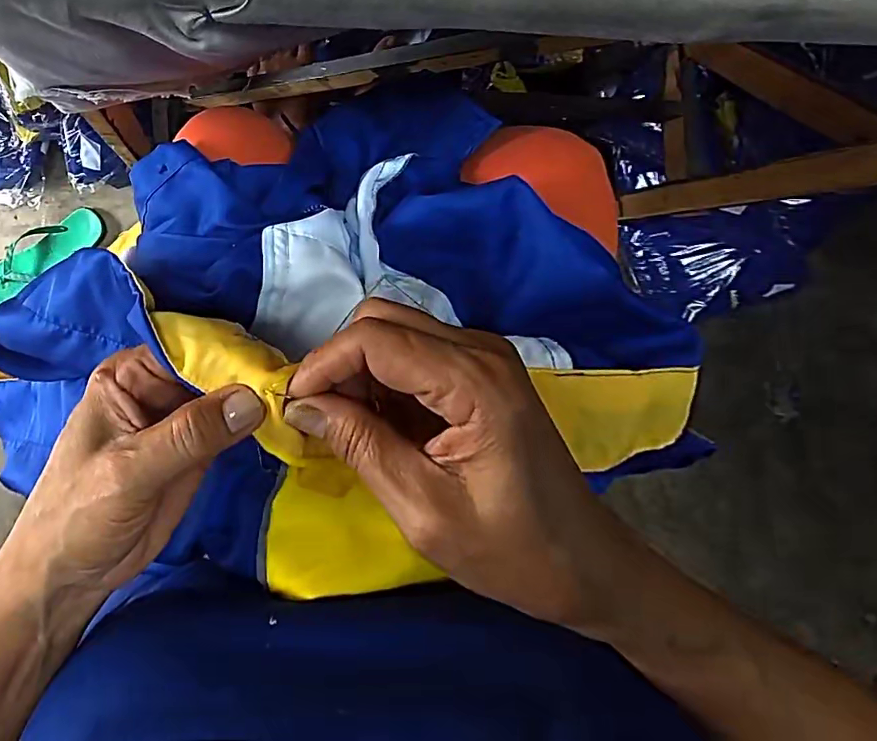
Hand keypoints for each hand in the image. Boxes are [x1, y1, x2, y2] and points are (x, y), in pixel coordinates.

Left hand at [0, 354, 262, 740]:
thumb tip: (253, 399)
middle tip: (296, 382)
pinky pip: (236, 422)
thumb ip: (190, 434)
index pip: (189, 346)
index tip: (272, 363)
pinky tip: (289, 417)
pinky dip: (260, 420)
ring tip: (300, 398)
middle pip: (216, 365)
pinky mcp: (201, 444)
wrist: (68, 581)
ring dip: (262, 394)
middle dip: (253, 371)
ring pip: (232, 391)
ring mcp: (182, 415)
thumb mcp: (130, 472)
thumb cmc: (78, 518)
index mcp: (129, 374)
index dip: (230, 350)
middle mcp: (158, 385)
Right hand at [283, 300, 644, 628]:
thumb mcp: (424, 511)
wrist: (582, 558)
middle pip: (383, 319)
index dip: (323, 364)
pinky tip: (379, 423)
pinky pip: (416, 351)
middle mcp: (480, 348)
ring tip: (346, 427)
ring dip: (359, 370)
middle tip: (319, 419)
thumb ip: (362, 447)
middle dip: (339, 362)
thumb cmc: (511, 549)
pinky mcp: (481, 368)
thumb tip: (302, 405)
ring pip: (396, 330)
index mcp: (474, 380)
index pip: (376, 336)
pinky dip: (384, 378)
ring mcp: (484, 353)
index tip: (294, 408)